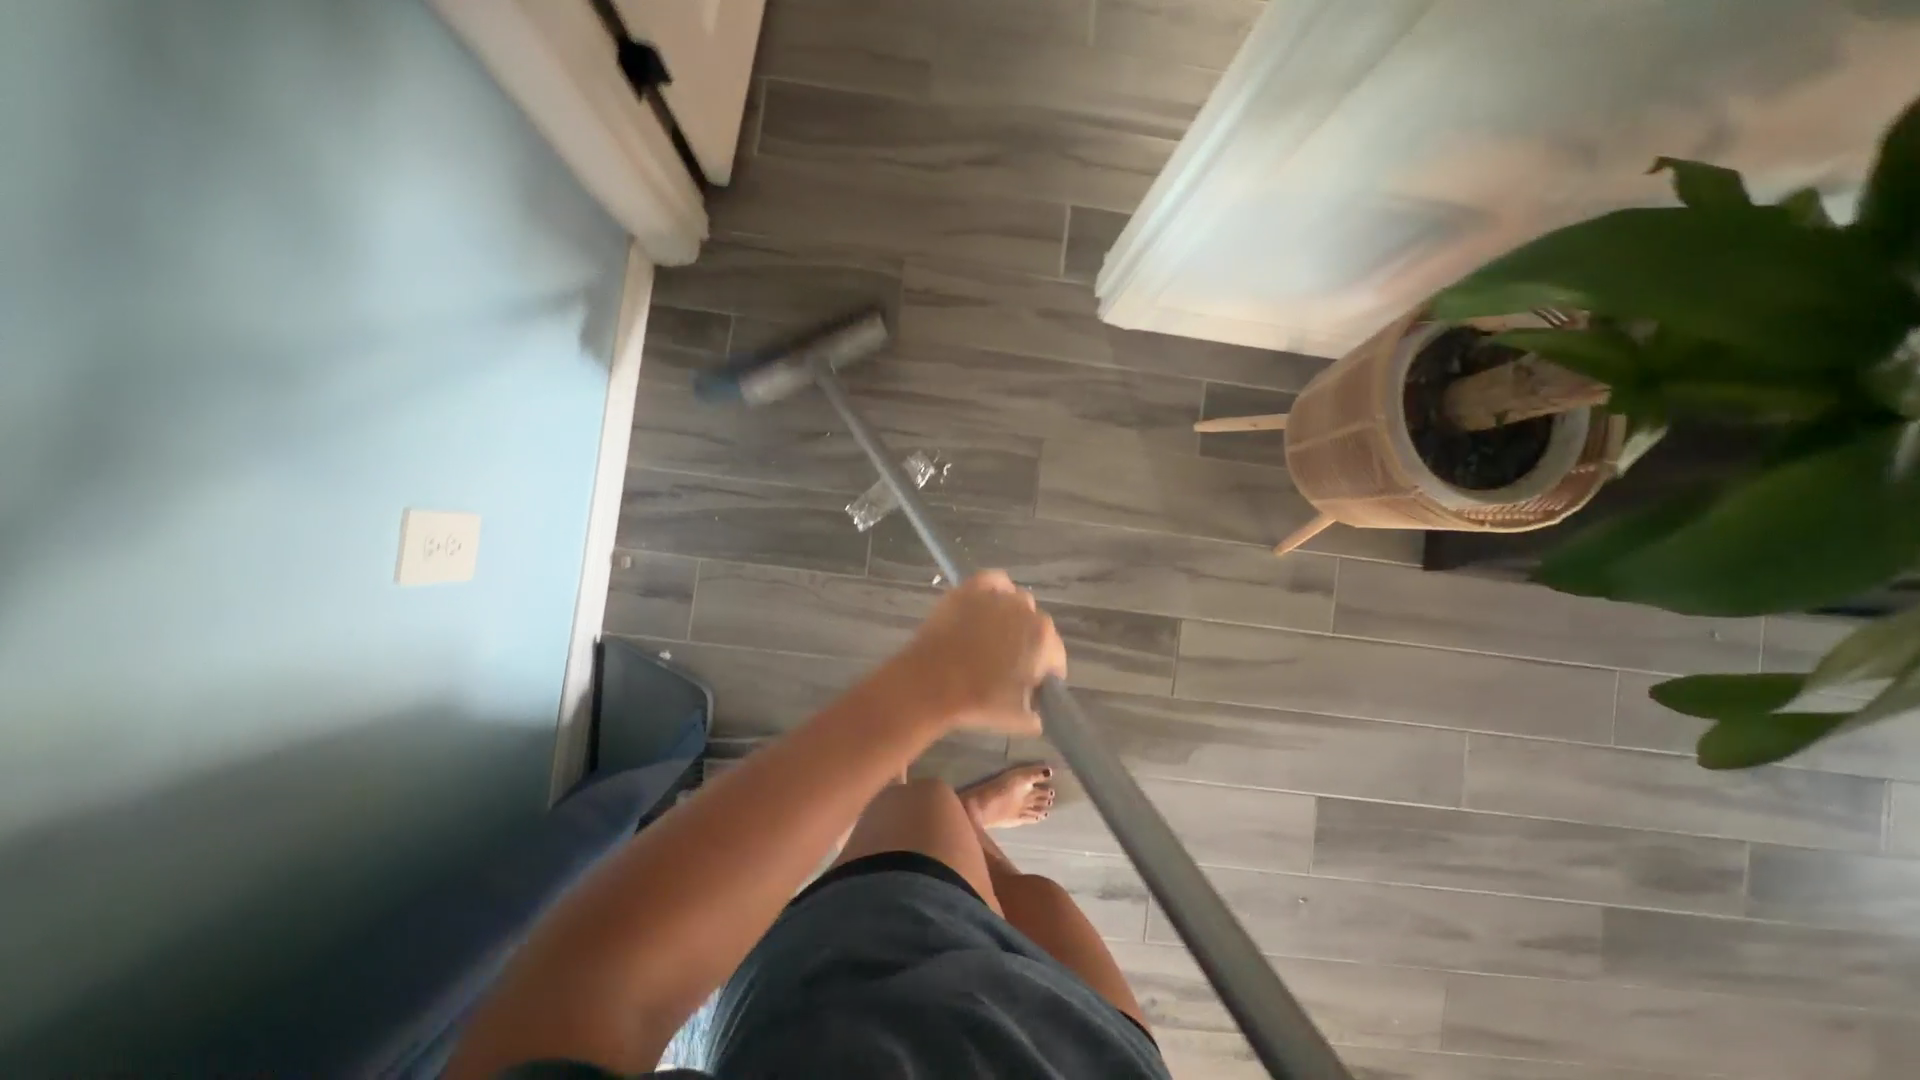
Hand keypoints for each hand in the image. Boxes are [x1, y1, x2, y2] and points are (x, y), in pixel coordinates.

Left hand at [891, 570, 1066, 735]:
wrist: (930, 684)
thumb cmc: (977, 702)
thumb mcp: (1016, 720)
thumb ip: (1035, 714)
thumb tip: (1037, 712)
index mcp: (1044, 639)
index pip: (1055, 655)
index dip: (1044, 672)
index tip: (1031, 685)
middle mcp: (1027, 611)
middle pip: (1036, 626)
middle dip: (1028, 643)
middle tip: (1007, 663)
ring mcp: (998, 596)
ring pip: (1017, 602)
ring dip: (1012, 617)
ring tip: (992, 636)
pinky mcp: (971, 588)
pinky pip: (994, 582)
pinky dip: (995, 591)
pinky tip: (986, 607)